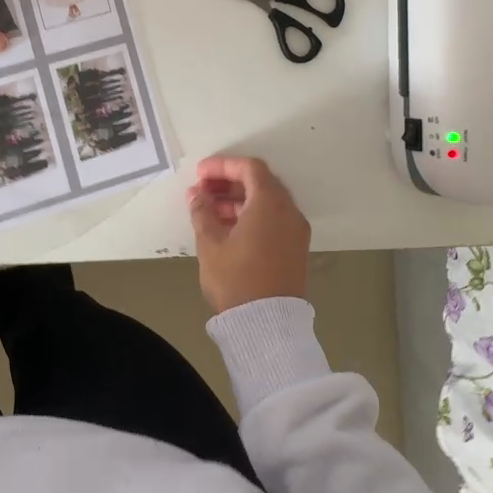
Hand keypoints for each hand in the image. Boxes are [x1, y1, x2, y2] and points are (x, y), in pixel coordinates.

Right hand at [187, 155, 310, 313]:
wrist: (268, 327)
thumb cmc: (236, 279)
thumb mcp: (210, 243)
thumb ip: (202, 212)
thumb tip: (197, 195)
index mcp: (270, 204)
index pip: (249, 168)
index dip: (223, 166)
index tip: (200, 174)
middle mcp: (289, 212)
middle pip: (260, 182)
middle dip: (229, 182)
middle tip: (203, 190)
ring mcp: (296, 232)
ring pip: (267, 202)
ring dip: (239, 200)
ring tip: (209, 211)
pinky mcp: (295, 250)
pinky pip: (273, 219)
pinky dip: (252, 215)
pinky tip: (227, 228)